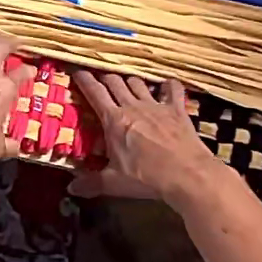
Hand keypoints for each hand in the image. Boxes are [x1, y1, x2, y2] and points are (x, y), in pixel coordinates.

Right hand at [70, 74, 226, 204]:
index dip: (84, 79)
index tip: (77, 72)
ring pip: (138, 83)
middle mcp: (133, 107)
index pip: (94, 92)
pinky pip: (172, 90)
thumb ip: (91, 183)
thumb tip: (72, 189)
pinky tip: (166, 85)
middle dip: (105, 78)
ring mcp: (157, 106)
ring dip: (129, 81)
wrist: (189, 175)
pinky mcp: (177, 111)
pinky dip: (167, 85)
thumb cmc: (147, 177)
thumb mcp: (114, 183)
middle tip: (99, 81)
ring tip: (125, 83)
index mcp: (114, 120)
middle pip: (115, 82)